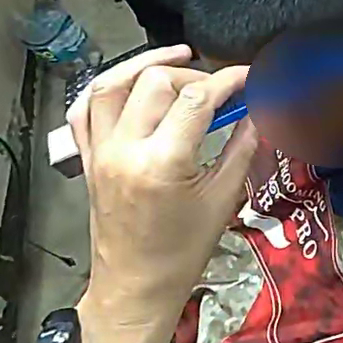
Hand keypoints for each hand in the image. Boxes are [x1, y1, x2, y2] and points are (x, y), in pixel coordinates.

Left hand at [67, 47, 257, 342]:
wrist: (136, 285)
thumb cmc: (184, 249)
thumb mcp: (224, 197)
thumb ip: (243, 147)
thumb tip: (258, 111)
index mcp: (162, 162)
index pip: (197, 98)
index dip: (229, 79)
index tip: (249, 76)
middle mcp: (124, 150)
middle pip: (155, 82)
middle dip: (194, 73)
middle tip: (220, 86)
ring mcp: (99, 152)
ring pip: (111, 84)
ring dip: (146, 64)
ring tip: (178, 57)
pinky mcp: (87, 157)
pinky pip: (84, 109)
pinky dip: (107, 86)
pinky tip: (132, 80)